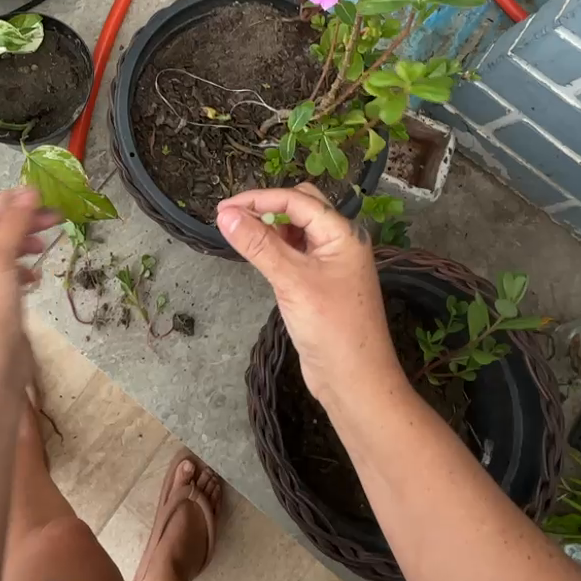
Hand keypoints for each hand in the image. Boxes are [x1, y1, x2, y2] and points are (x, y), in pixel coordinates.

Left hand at [0, 187, 59, 380]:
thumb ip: (13, 225)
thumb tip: (28, 191)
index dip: (9, 202)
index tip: (41, 194)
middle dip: (22, 223)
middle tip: (55, 216)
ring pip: (2, 254)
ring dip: (24, 245)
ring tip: (45, 246)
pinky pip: (8, 277)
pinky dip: (23, 271)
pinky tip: (36, 278)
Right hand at [216, 185, 401, 403]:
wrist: (355, 381)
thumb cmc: (330, 328)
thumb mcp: (291, 281)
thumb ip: (258, 245)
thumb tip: (226, 215)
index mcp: (342, 234)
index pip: (296, 200)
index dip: (259, 199)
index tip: (224, 209)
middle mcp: (339, 242)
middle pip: (300, 207)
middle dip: (266, 207)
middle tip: (233, 218)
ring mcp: (331, 262)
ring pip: (297, 229)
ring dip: (270, 227)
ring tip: (240, 235)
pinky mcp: (321, 282)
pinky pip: (296, 251)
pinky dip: (275, 247)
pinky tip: (258, 255)